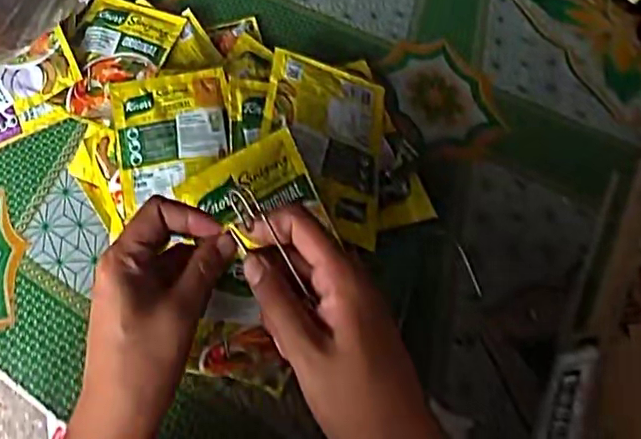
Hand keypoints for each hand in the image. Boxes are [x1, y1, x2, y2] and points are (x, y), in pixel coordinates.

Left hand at [69, 198, 236, 438]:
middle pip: (163, 232)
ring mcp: (127, 286)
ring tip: (223, 273)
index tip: (220, 233)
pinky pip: (164, 279)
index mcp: (122, 257)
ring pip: (167, 257)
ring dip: (195, 261)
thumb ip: (205, 267)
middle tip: (228, 250)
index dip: (191, 216)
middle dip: (196, 238)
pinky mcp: (136, 306)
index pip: (158, 211)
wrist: (116, 422)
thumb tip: (227, 237)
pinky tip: (208, 293)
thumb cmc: (144, 361)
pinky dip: (187, 280)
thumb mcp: (181, 309)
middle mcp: (121, 264)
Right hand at [243, 206, 441, 438]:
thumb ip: (277, 302)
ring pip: (306, 274)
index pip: (302, 222)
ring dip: (285, 297)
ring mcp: (354, 292)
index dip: (269, 222)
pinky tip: (295, 344)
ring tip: (284, 339)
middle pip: (302, 247)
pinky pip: (317, 294)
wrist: (400, 438)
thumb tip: (251, 259)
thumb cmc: (354, 399)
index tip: (240, 240)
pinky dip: (299, 311)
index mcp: (343, 274)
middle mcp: (351, 274)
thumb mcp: (306, 353)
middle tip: (265, 312)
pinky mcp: (354, 312)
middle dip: (274, 271)